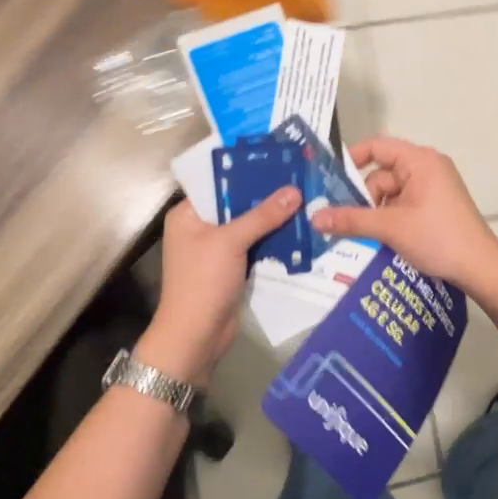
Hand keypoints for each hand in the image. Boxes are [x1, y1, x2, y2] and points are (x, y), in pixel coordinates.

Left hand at [141, 187, 300, 386]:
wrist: (195, 338)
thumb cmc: (203, 282)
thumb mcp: (231, 243)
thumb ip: (263, 215)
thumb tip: (295, 190)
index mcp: (188, 214)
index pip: (219, 183)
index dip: (249, 172)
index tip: (281, 160)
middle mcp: (201, 227)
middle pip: (238, 204)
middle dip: (268, 196)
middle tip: (302, 179)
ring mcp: (217, 250)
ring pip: (250, 226)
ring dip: (275, 219)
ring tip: (308, 201)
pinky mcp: (232, 268)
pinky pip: (256, 246)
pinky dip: (274, 241)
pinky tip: (300, 231)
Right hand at [309, 137, 497, 290]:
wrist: (479, 266)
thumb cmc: (437, 237)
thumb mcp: (390, 227)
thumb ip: (351, 219)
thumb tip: (314, 217)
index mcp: (420, 160)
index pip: (377, 147)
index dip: (351, 159)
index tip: (329, 181)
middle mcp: (428, 167)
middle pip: (382, 173)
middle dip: (363, 197)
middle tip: (341, 220)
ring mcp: (433, 187)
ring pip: (391, 193)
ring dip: (375, 212)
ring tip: (359, 236)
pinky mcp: (436, 206)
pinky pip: (403, 204)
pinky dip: (390, 219)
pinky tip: (378, 239)